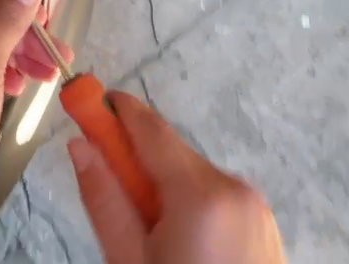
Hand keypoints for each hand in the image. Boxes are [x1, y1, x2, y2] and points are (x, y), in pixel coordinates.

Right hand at [69, 92, 285, 263]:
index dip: (112, 109)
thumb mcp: (129, 263)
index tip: (81, 101)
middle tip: (113, 201)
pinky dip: (190, 208)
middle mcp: (235, 188)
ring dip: (163, 188)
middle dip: (136, 162)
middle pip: (168, 151)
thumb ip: (103, 197)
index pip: (147, 126)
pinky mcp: (268, 230)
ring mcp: (258, 210)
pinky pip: (215, 198)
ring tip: (154, 243)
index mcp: (201, 194)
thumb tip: (79, 143)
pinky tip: (184, 251)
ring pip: (190, 175)